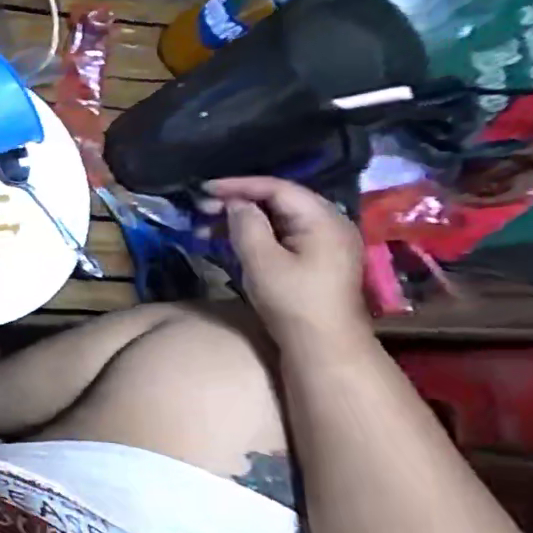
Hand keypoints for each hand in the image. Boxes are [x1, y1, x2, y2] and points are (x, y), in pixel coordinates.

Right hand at [206, 176, 369, 347]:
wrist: (325, 346)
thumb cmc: (293, 301)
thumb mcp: (262, 261)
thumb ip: (246, 224)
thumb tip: (236, 204)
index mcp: (322, 219)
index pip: (277, 188)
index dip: (238, 185)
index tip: (205, 189)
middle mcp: (329, 224)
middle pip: (279, 201)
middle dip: (238, 202)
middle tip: (202, 209)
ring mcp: (325, 243)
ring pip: (278, 219)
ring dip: (242, 220)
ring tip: (208, 229)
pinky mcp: (317, 260)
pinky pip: (283, 235)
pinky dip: (256, 234)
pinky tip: (231, 242)